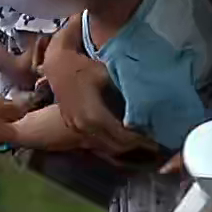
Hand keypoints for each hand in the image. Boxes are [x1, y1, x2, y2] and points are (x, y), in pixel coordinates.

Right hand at [40, 22, 158, 157]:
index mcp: (94, 117)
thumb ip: (125, 90)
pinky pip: (97, 140)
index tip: (156, 136)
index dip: (141, 139)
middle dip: (135, 145)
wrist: (55, 65)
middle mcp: (85, 128)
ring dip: (122, 144)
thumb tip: (148, 100)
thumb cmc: (83, 66)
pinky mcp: (73, 126)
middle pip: (115, 146)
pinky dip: (111, 140)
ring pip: (105, 145)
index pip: (123, 137)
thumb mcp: (108, 74)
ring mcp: (77, 129)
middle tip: (153, 141)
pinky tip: (122, 133)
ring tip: (140, 138)